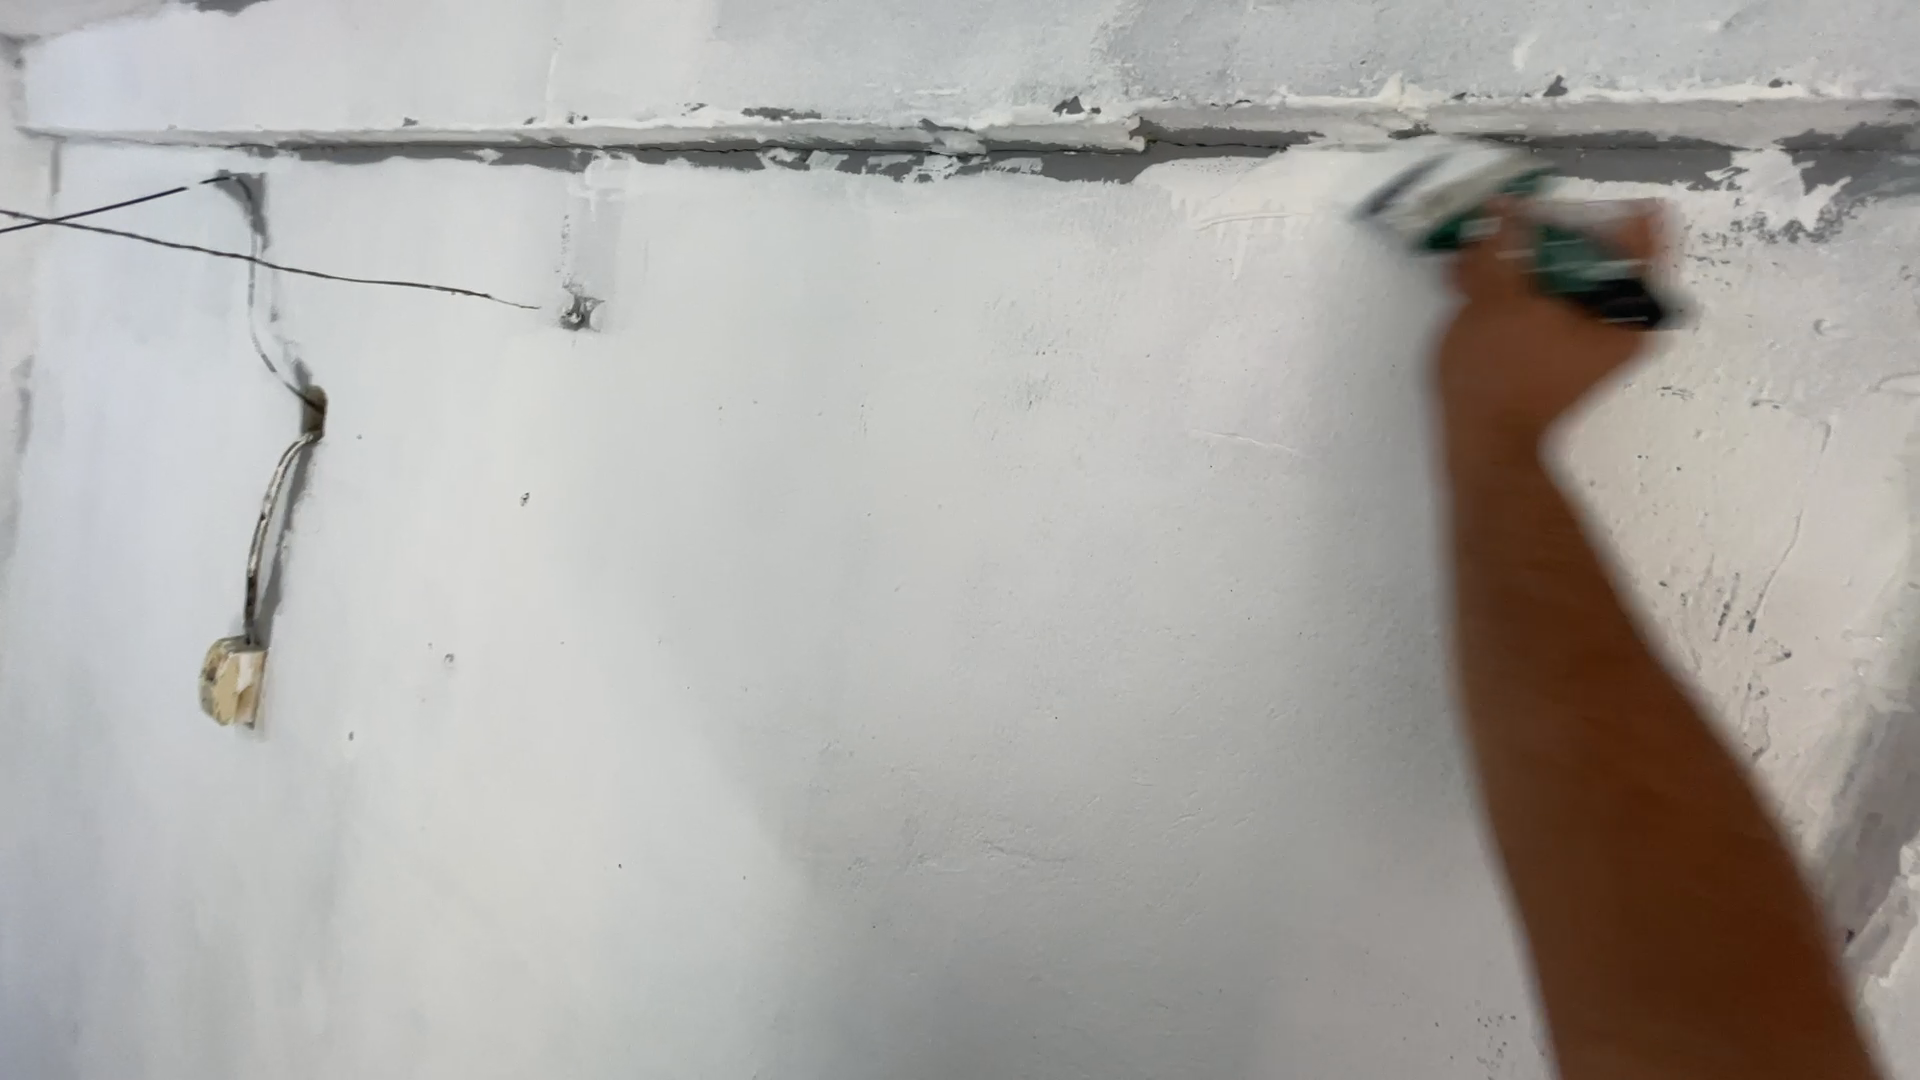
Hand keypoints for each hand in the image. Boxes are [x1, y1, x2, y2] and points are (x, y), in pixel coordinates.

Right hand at [1436, 198, 1668, 455]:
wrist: (1486, 445)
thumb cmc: (1497, 373)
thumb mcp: (1492, 301)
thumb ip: (1498, 249)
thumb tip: (1502, 208)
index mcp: (1634, 301)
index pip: (1639, 227)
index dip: (1587, 211)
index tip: (1541, 213)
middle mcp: (1629, 320)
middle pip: (1599, 256)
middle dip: (1544, 242)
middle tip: (1499, 237)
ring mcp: (1599, 344)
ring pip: (1570, 285)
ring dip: (1525, 271)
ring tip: (1477, 270)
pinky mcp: (1567, 362)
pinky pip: (1553, 312)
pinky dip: (1522, 300)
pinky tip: (1483, 301)